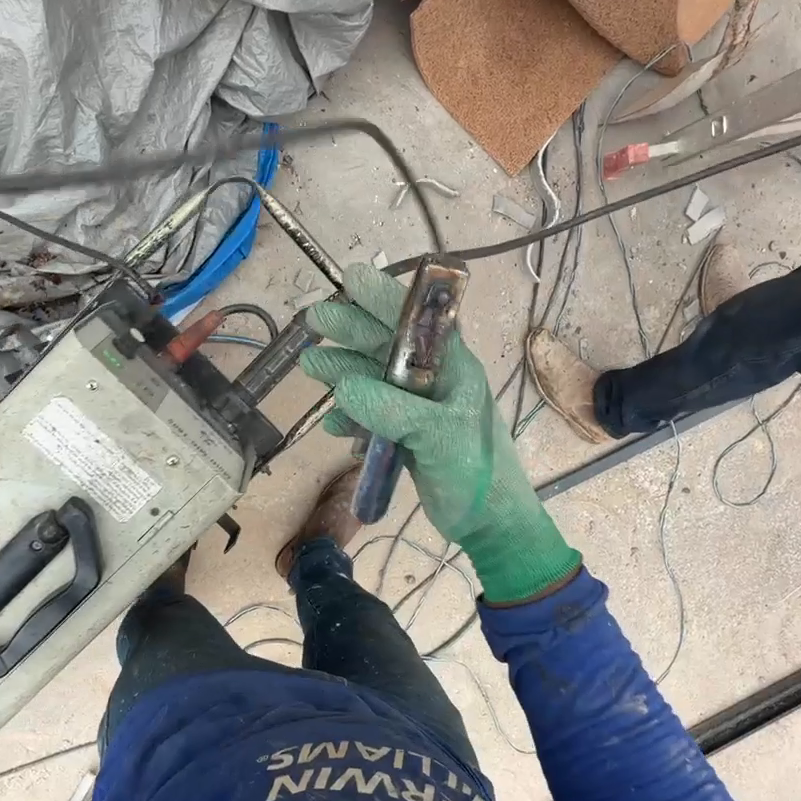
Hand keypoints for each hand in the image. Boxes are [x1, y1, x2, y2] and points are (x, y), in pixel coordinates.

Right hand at [301, 264, 580, 602]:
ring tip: (310, 367)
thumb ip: (390, 409)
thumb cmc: (474, 470)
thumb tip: (341, 388)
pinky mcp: (407, 436)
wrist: (489, 522)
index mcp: (450, 366)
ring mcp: (418, 409)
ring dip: (343, 373)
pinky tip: (334, 425)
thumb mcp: (436, 434)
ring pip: (373, 380)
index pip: (414, 319)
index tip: (350, 277)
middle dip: (350, 332)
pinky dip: (351, 417)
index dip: (382, 296)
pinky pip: (372, 416)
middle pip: (385, 345)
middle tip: (312, 320)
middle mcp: (432, 380)